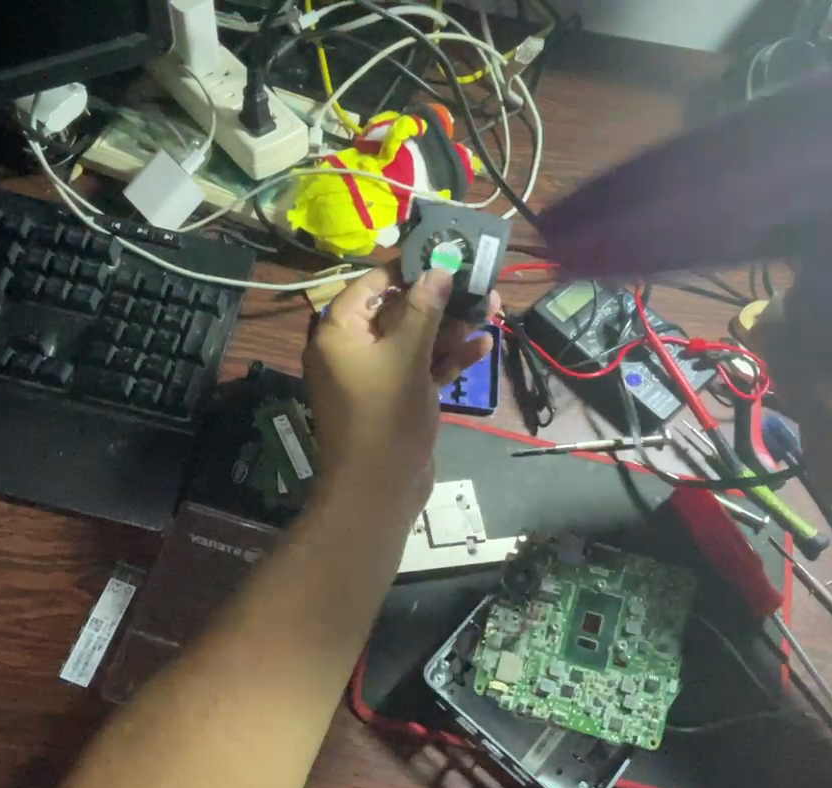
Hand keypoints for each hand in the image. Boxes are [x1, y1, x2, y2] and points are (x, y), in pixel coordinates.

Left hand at [302, 262, 499, 514]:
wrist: (379, 488)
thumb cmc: (385, 417)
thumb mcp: (407, 357)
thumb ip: (424, 310)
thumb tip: (438, 269)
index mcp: (339, 332)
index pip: (373, 284)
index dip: (409, 268)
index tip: (446, 254)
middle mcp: (352, 349)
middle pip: (398, 311)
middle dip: (439, 300)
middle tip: (479, 284)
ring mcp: (375, 375)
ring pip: (414, 340)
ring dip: (450, 328)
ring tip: (491, 310)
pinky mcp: (396, 398)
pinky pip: (420, 368)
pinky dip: (446, 358)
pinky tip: (482, 345)